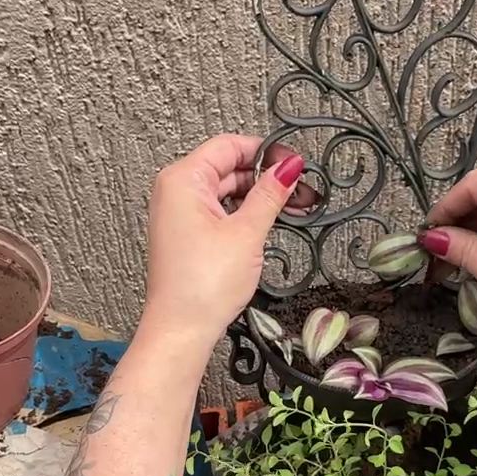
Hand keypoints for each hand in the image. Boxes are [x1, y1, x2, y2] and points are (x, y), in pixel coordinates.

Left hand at [141, 134, 308, 351]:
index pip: (229, 146)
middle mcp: (175, 192)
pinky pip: (219, 212)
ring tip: (292, 209)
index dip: (266, 151)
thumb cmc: (201, 285)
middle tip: (301, 192)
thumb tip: (288, 167)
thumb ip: (270, 194)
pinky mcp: (186, 235)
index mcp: (182, 179)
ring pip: (226, 191)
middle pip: (228, 167)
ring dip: (258, 198)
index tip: (294, 164)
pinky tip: (267, 224)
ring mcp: (179, 214)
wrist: (181, 329)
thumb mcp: (247, 232)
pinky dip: (243, 214)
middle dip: (266, 178)